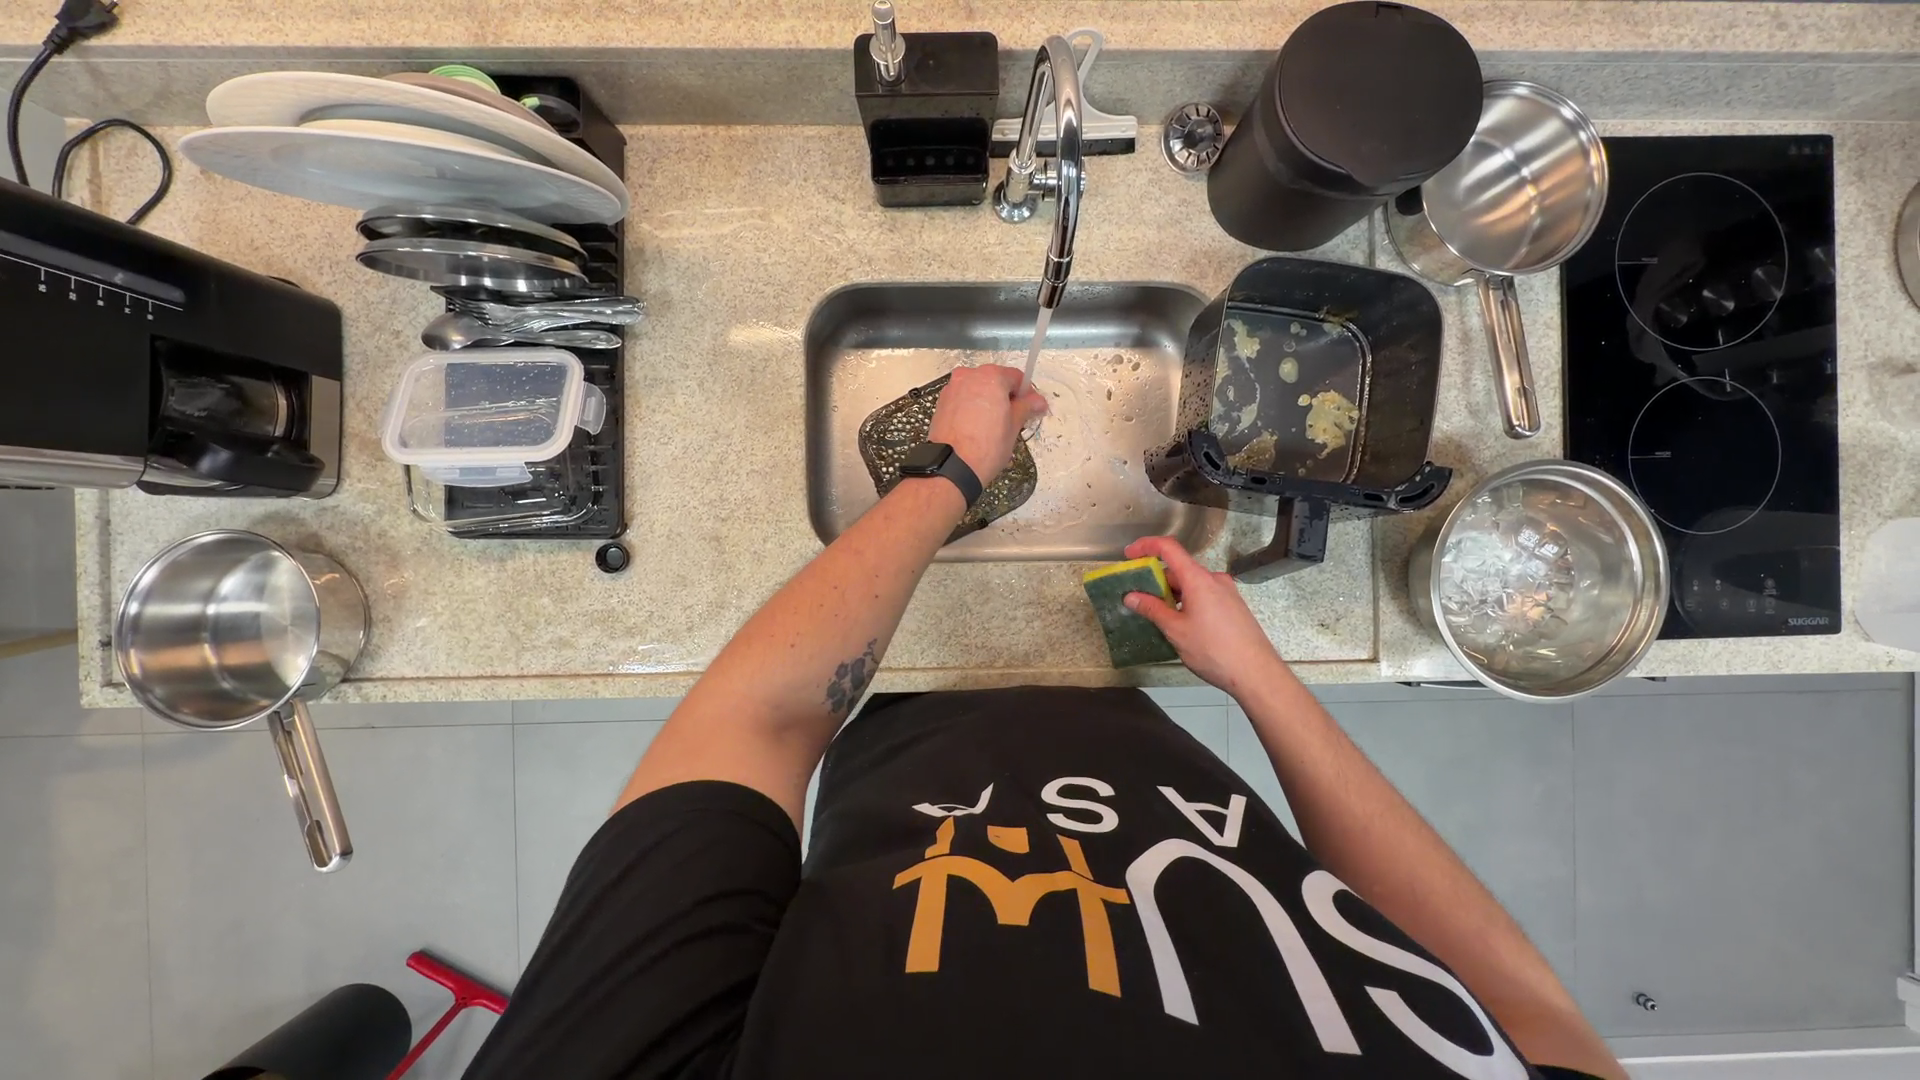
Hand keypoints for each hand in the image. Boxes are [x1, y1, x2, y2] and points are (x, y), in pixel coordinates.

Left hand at [927, 365, 1048, 485]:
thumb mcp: (1014, 426)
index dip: (1028, 393)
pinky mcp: (941, 403)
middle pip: (995, 381)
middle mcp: (968, 377)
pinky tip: (979, 428)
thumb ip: (1026, 407)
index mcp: (991, 377)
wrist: (953, 467)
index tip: (1032, 407)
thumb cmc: (985, 448)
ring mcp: (952, 389)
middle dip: (1007, 397)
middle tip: (1016, 417)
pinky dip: (973, 408)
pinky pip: (963, 400)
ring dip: (989, 402)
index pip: (1016, 377)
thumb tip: (1036, 401)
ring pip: (977, 390)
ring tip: (996, 426)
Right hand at [1122, 535, 1288, 696]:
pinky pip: (1204, 595)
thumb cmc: (1212, 649)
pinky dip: (1187, 602)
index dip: (1146, 546)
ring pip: (1192, 585)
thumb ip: (1152, 609)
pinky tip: (1181, 624)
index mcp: (1198, 579)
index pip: (1169, 548)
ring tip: (1157, 616)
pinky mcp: (1233, 606)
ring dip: (1172, 594)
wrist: (1256, 673)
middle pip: (1179, 569)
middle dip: (1156, 581)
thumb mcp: (1176, 630)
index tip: (1128, 555)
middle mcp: (1214, 579)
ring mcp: (1227, 592)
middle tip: (1138, 598)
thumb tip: (1131, 596)